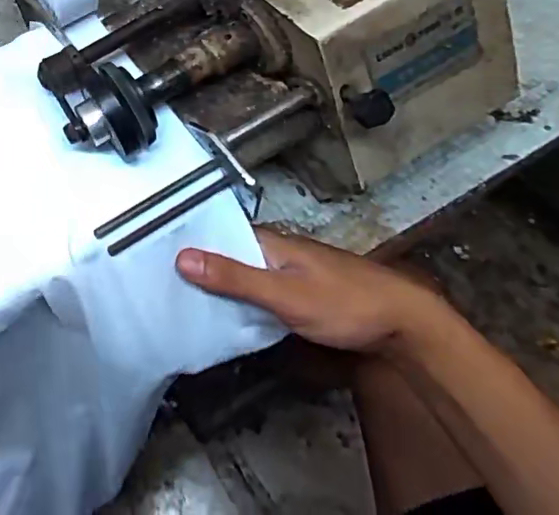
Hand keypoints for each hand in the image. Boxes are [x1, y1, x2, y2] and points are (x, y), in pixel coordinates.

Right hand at [176, 228, 445, 352]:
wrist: (403, 324)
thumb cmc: (345, 303)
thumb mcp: (283, 294)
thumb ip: (235, 278)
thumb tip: (183, 257)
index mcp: (269, 241)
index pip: (218, 234)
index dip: (189, 242)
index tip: (155, 254)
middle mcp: (276, 251)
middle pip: (229, 255)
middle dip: (200, 266)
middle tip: (162, 283)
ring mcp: (289, 274)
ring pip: (243, 275)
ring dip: (219, 286)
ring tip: (183, 300)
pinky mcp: (299, 296)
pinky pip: (259, 293)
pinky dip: (240, 302)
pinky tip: (226, 318)